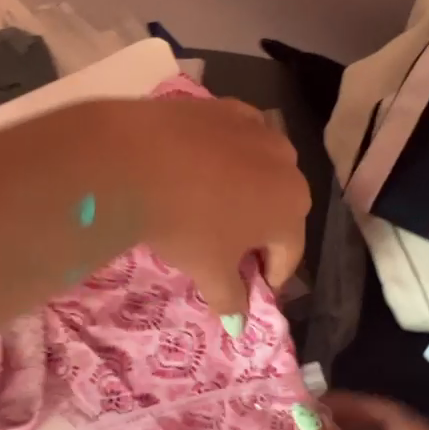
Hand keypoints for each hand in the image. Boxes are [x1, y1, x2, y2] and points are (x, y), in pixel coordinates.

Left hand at [99, 97, 308, 315]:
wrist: (136, 159)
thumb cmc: (185, 225)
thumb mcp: (209, 270)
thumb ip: (230, 298)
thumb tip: (239, 324)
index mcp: (293, 208)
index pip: (287, 254)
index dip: (268, 276)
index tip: (248, 288)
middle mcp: (287, 163)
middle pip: (277, 208)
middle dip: (257, 231)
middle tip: (226, 250)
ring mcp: (256, 128)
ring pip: (258, 168)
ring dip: (242, 189)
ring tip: (209, 206)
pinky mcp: (224, 105)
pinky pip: (232, 138)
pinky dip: (222, 154)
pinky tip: (197, 165)